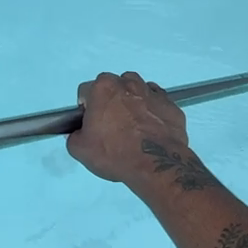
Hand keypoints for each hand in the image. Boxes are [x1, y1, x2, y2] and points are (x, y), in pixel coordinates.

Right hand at [68, 72, 208, 193]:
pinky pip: (157, 104)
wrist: (156, 164)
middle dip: (110, 103)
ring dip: (132, 104)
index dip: (86, 109)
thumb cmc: (116, 154)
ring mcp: (153, 92)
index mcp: (103, 88)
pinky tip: (150, 131)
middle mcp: (128, 83)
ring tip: (133, 128)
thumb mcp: (80, 149)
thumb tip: (81, 134)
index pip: (86, 92)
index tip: (90, 124)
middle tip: (111, 127)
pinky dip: (153, 113)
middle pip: (113, 88)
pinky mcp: (171, 105)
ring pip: (137, 92)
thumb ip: (75, 135)